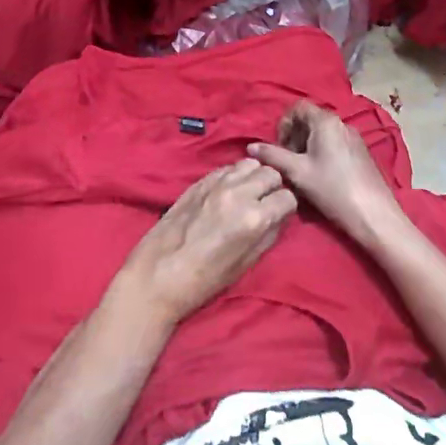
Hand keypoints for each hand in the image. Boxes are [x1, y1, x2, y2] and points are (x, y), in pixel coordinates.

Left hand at [110, 159, 297, 325]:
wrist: (157, 276)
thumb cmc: (205, 280)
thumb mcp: (247, 264)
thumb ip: (269, 235)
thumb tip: (280, 216)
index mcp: (255, 218)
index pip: (288, 197)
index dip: (285, 208)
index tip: (278, 216)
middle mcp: (239, 194)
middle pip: (271, 174)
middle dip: (272, 188)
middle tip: (264, 203)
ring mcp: (217, 184)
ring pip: (250, 164)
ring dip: (254, 177)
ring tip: (247, 193)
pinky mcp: (199, 181)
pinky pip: (227, 168)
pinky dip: (233, 176)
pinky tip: (227, 192)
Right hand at [250, 101, 409, 249]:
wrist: (373, 213)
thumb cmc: (332, 188)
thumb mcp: (298, 172)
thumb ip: (273, 156)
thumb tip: (251, 146)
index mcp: (326, 121)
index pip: (298, 107)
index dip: (284, 124)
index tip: (278, 147)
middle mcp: (342, 123)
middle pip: (310, 119)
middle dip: (294, 136)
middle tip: (287, 161)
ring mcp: (354, 137)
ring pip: (322, 133)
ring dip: (306, 146)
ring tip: (301, 171)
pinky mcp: (360, 152)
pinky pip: (335, 143)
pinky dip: (321, 153)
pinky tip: (319, 176)